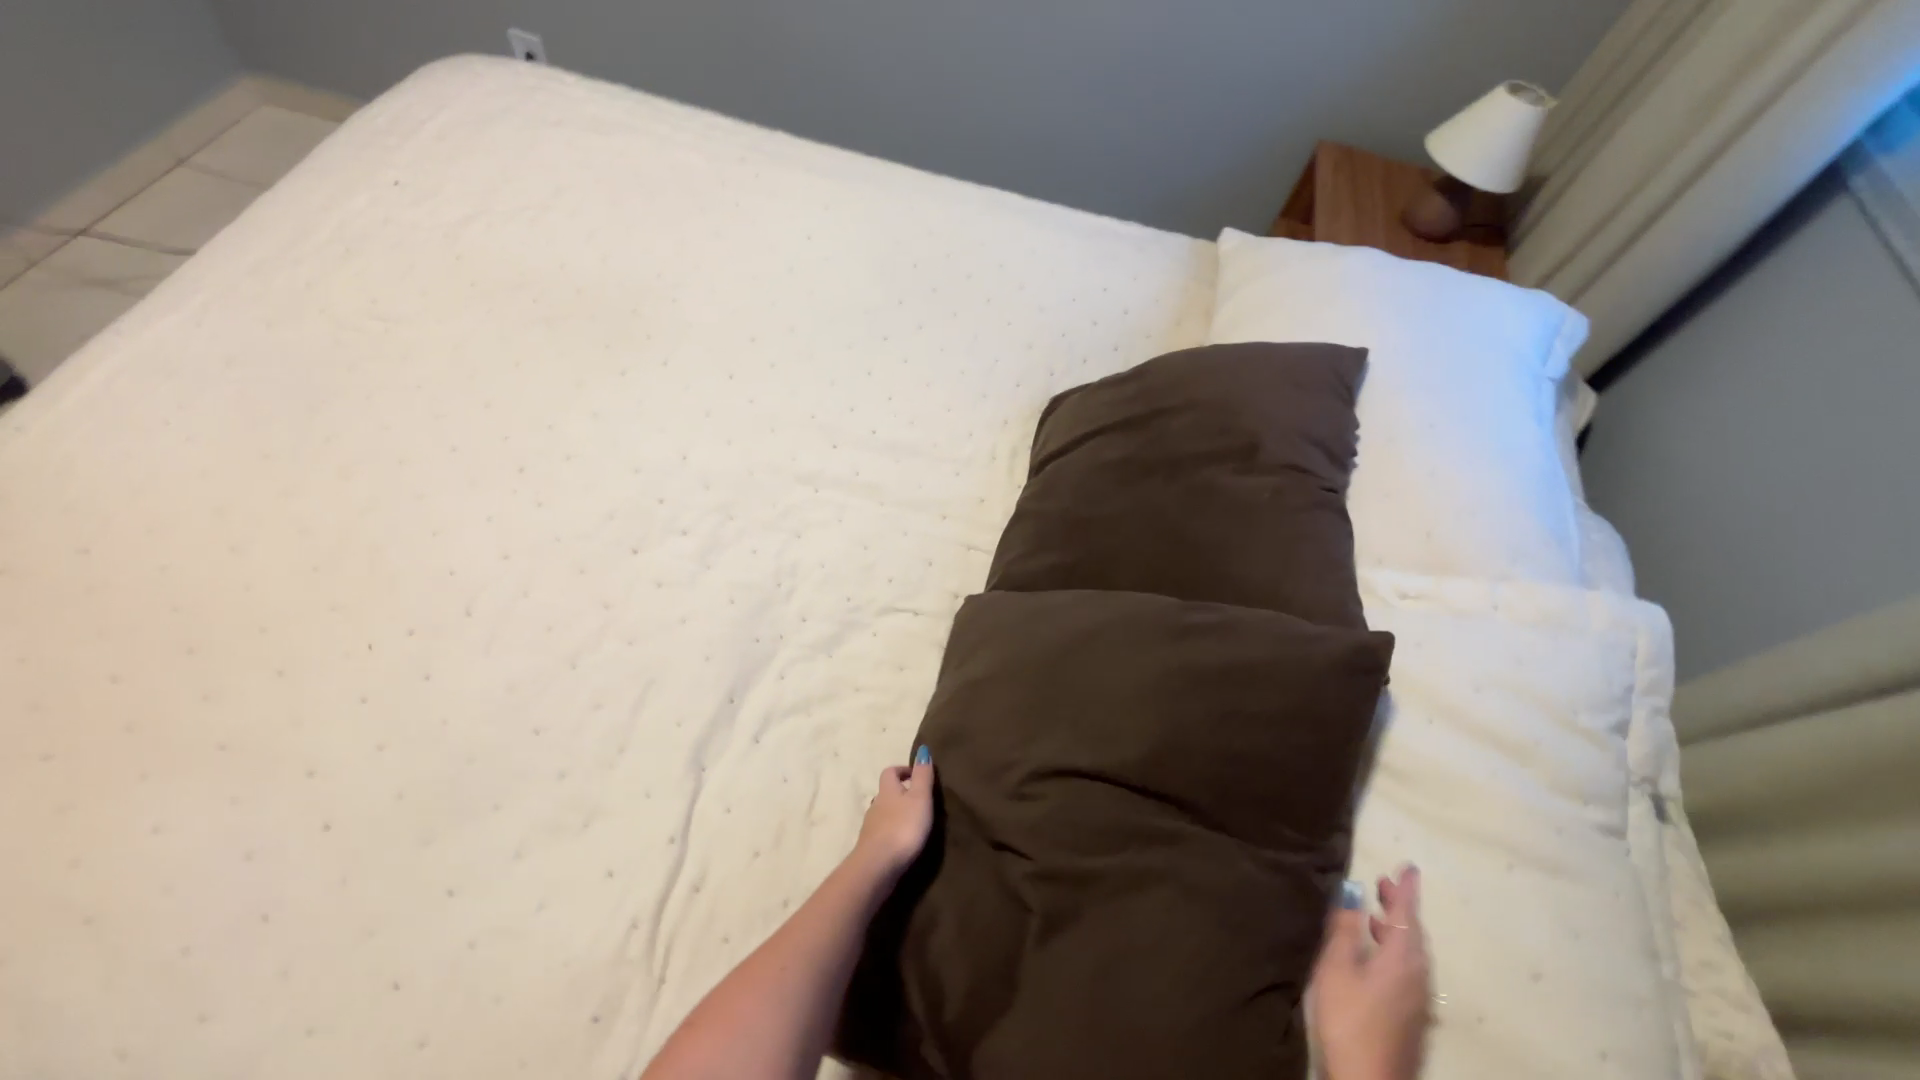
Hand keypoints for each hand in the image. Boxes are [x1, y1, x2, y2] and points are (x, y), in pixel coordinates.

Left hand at [853, 747, 934, 875]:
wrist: (878, 866)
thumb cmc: (903, 827)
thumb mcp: (919, 798)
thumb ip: (922, 776)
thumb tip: (922, 750)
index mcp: (887, 791)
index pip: (890, 772)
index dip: (903, 771)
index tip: (918, 776)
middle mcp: (876, 806)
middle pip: (887, 794)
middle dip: (901, 795)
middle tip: (921, 802)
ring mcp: (871, 828)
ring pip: (884, 815)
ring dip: (898, 816)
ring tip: (916, 824)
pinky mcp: (872, 848)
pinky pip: (884, 834)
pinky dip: (894, 833)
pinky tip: (905, 843)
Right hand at [1309, 866, 1431, 1079]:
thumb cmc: (1349, 1020)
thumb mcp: (1337, 968)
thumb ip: (1344, 928)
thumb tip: (1351, 888)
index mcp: (1402, 958)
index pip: (1406, 914)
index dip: (1405, 889)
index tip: (1409, 866)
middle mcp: (1417, 974)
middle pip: (1413, 933)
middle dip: (1400, 907)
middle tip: (1384, 884)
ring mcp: (1417, 998)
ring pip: (1411, 953)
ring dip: (1396, 930)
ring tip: (1374, 915)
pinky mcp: (1410, 1017)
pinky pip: (1407, 970)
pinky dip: (1394, 951)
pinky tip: (1374, 957)